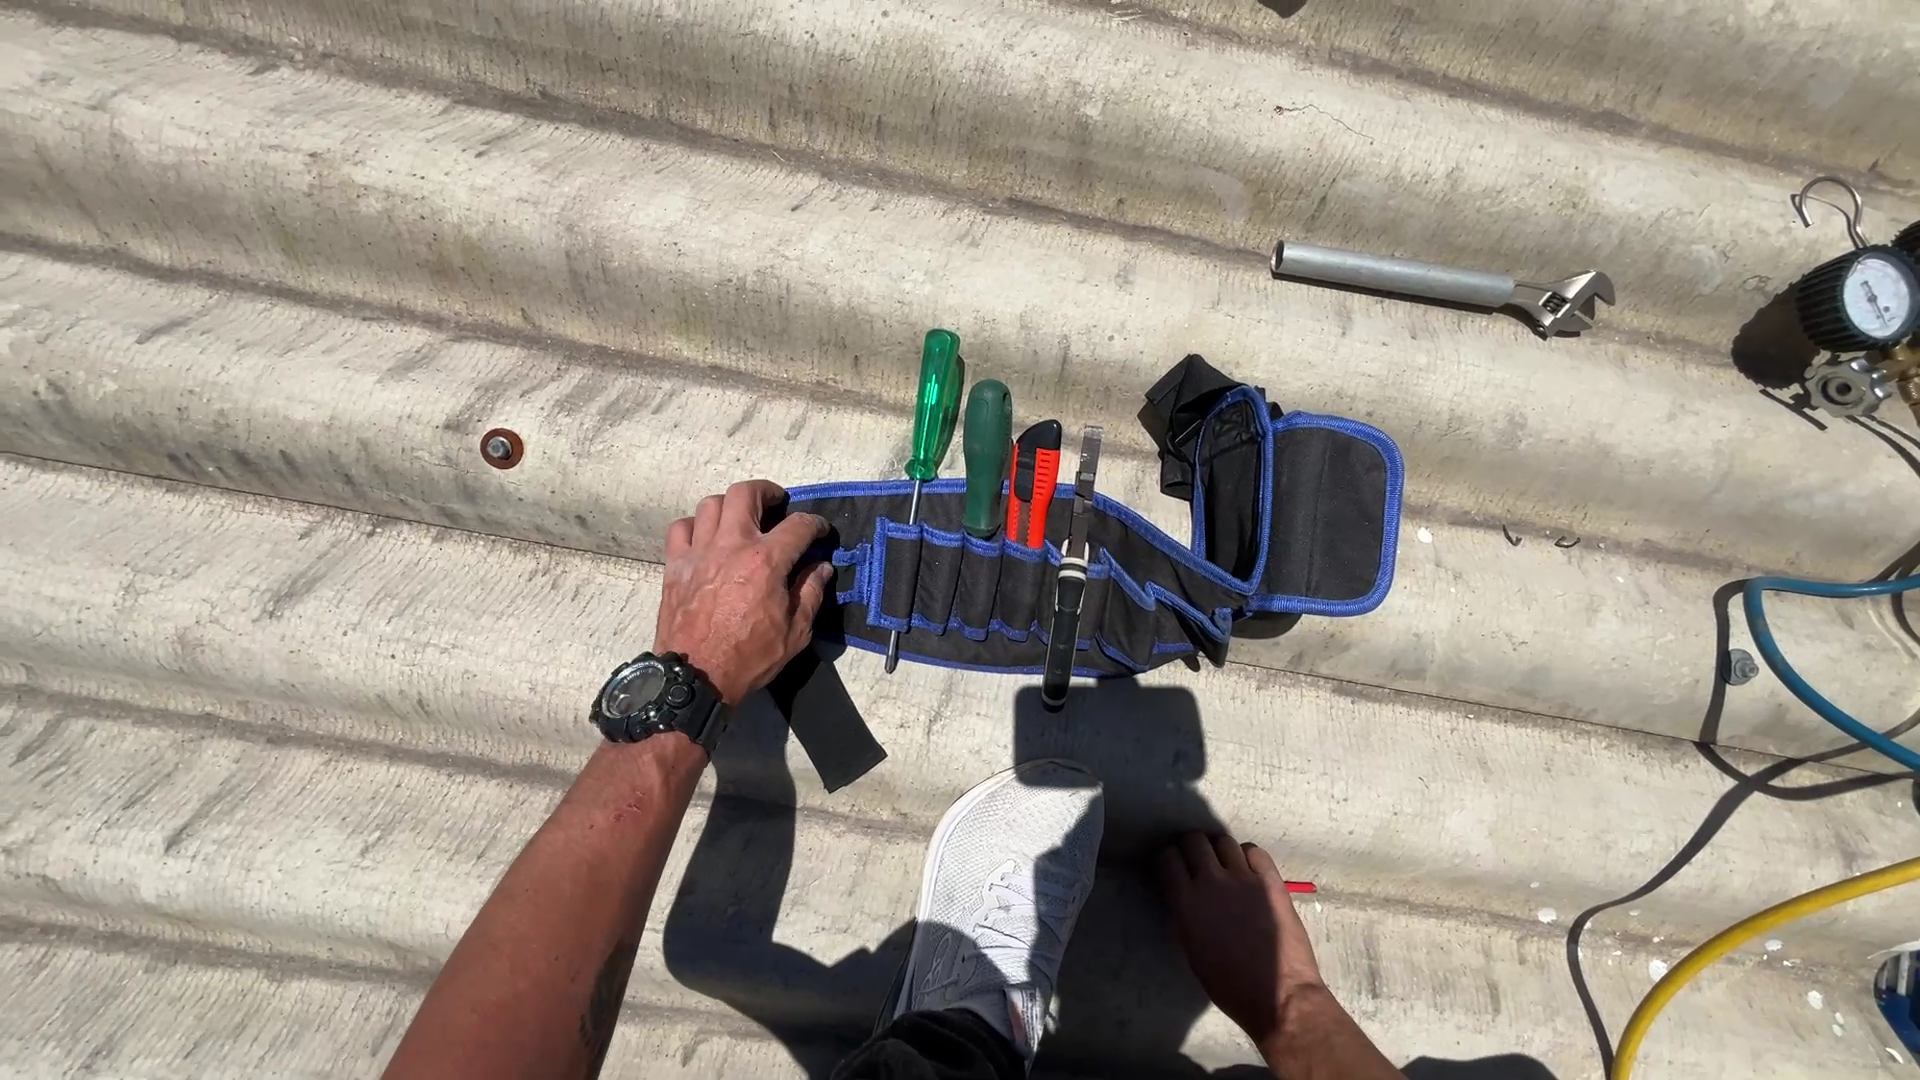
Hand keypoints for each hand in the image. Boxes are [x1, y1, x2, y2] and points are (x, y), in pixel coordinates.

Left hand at [654, 480, 834, 705]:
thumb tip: (821, 567)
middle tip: (777, 503)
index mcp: (766, 562)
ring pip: (711, 504)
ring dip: (731, 506)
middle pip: (746, 493)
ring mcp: (699, 553)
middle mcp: (731, 546)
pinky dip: (697, 525)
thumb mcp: (796, 632)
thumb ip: (810, 593)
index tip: (820, 530)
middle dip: (768, 491)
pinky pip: (681, 528)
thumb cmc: (750, 658)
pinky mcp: (675, 565)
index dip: (815, 523)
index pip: (798, 525)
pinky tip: (707, 538)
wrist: (695, 678)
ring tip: (742, 519)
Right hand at [1156, 833, 1324, 1049]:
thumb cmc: (1229, 985)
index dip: (1167, 859)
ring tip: (1224, 864)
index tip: (1171, 868)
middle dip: (1190, 847)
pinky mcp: (1271, 881)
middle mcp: (1211, 882)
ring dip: (1218, 850)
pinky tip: (1248, 869)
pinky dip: (1247, 855)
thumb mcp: (1191, 949)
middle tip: (1196, 861)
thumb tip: (1178, 892)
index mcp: (1187, 902)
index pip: (1167, 858)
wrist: (1279, 997)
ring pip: (1223, 841)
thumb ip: (1182, 912)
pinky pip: (1254, 851)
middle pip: (1193, 840)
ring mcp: (1243, 878)